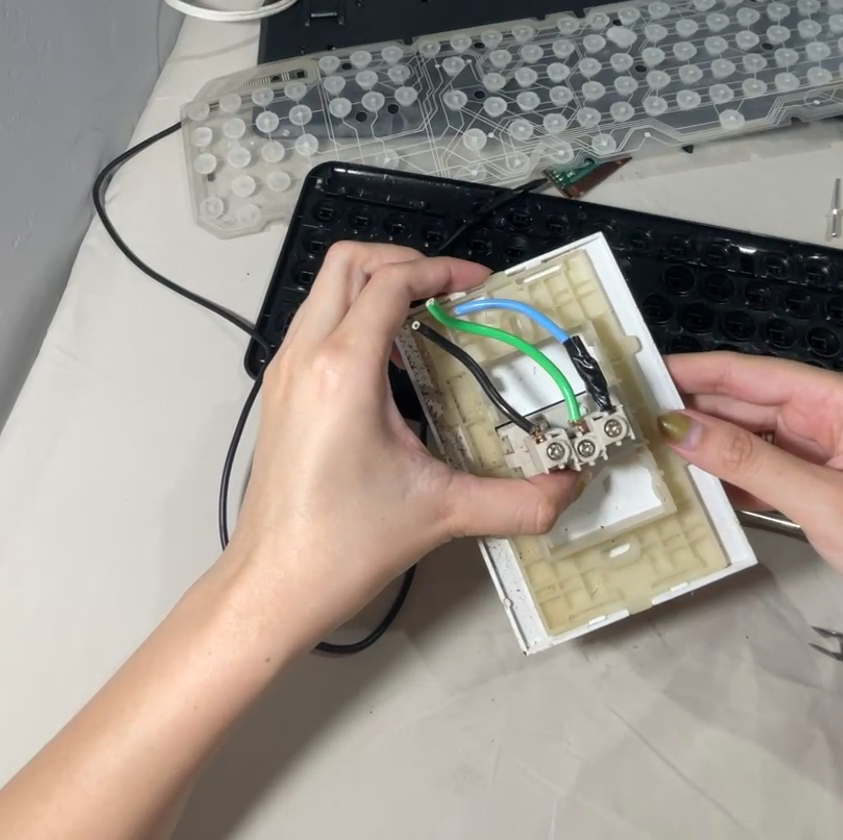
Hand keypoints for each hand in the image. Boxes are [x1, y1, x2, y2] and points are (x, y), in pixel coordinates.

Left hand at [226, 242, 579, 650]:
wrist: (273, 583)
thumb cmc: (340, 545)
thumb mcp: (440, 512)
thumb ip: (517, 500)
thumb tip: (568, 489)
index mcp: (343, 370)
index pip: (389, 282)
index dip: (440, 270)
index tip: (477, 285)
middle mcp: (305, 357)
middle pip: (347, 263)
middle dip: (402, 260)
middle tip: (448, 290)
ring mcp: (284, 371)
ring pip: (325, 290)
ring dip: (375, 287)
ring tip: (425, 320)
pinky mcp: (279, 391)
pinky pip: (315, 325)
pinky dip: (352, 318)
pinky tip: (390, 362)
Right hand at [659, 351, 842, 661]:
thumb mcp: (829, 505)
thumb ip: (746, 461)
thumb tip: (672, 425)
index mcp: (837, 399)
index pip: (744, 373)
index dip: (685, 372)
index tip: (628, 377)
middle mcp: (826, 414)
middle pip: (740, 405)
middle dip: (687, 414)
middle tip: (621, 426)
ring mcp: (823, 450)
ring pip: (746, 439)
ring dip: (703, 450)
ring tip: (642, 455)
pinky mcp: (822, 484)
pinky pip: (762, 469)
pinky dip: (729, 478)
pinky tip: (690, 486)